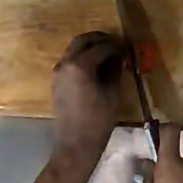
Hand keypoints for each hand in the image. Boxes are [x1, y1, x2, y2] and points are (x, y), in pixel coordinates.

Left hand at [50, 31, 121, 159]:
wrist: (74, 143)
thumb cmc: (97, 121)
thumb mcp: (112, 94)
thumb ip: (114, 71)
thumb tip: (119, 57)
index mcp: (80, 66)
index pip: (100, 47)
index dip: (115, 46)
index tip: (126, 47)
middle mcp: (65, 63)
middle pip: (82, 41)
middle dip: (99, 39)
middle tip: (115, 42)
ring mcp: (58, 71)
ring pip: (73, 49)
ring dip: (89, 47)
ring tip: (107, 53)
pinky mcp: (56, 80)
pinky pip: (69, 60)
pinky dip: (82, 57)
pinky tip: (96, 65)